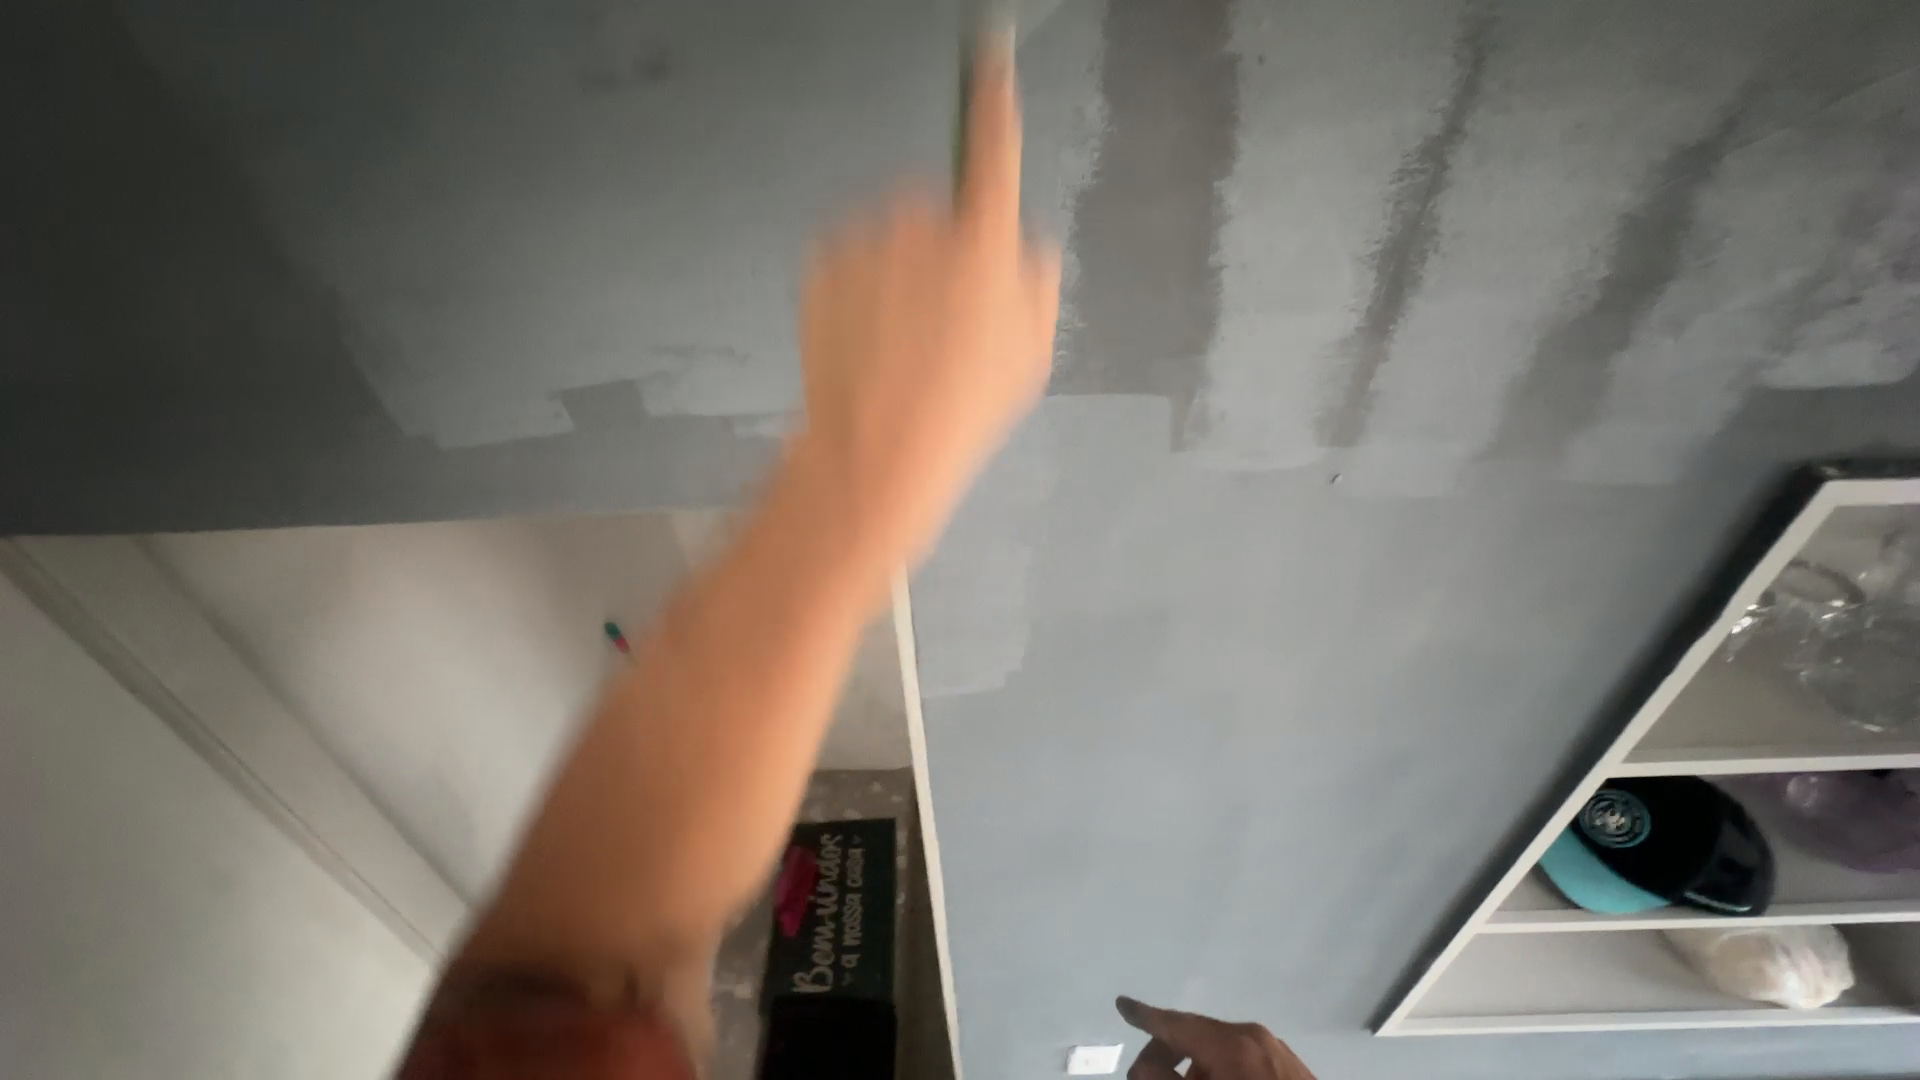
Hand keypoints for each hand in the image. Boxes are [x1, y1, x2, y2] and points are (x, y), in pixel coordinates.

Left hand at [794, 35, 1061, 560]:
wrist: (876, 449)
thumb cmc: (960, 410)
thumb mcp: (1031, 354)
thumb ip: (1034, 282)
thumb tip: (1017, 250)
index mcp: (985, 242)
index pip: (995, 152)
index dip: (996, 104)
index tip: (992, 58)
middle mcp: (923, 224)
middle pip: (937, 212)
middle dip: (942, 252)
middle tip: (942, 324)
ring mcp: (867, 241)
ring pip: (890, 239)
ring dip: (898, 276)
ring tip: (903, 345)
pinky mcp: (823, 262)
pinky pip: (851, 260)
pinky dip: (859, 290)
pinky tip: (870, 341)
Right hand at [1117, 996, 1318, 1079]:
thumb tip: (1145, 1068)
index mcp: (1233, 1044)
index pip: (1178, 1023)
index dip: (1146, 1017)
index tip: (1122, 1005)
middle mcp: (1254, 1038)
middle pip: (1196, 1035)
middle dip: (1166, 1056)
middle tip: (1144, 1078)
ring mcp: (1278, 1054)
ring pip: (1220, 1052)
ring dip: (1193, 1070)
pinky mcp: (1292, 1072)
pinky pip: (1243, 1064)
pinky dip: (1219, 1074)